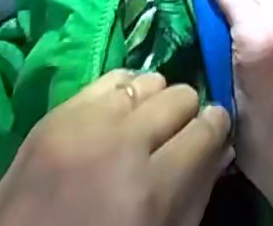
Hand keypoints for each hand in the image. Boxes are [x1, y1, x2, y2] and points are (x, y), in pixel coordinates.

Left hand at [0, 69, 230, 225]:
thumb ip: (195, 194)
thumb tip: (218, 148)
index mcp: (149, 189)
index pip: (207, 127)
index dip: (215, 129)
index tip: (212, 136)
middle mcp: (120, 143)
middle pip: (180, 94)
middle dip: (185, 116)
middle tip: (173, 139)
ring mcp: (83, 122)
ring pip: (148, 78)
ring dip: (152, 103)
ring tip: (141, 129)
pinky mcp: (54, 114)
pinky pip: (109, 78)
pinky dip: (120, 96)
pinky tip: (115, 120)